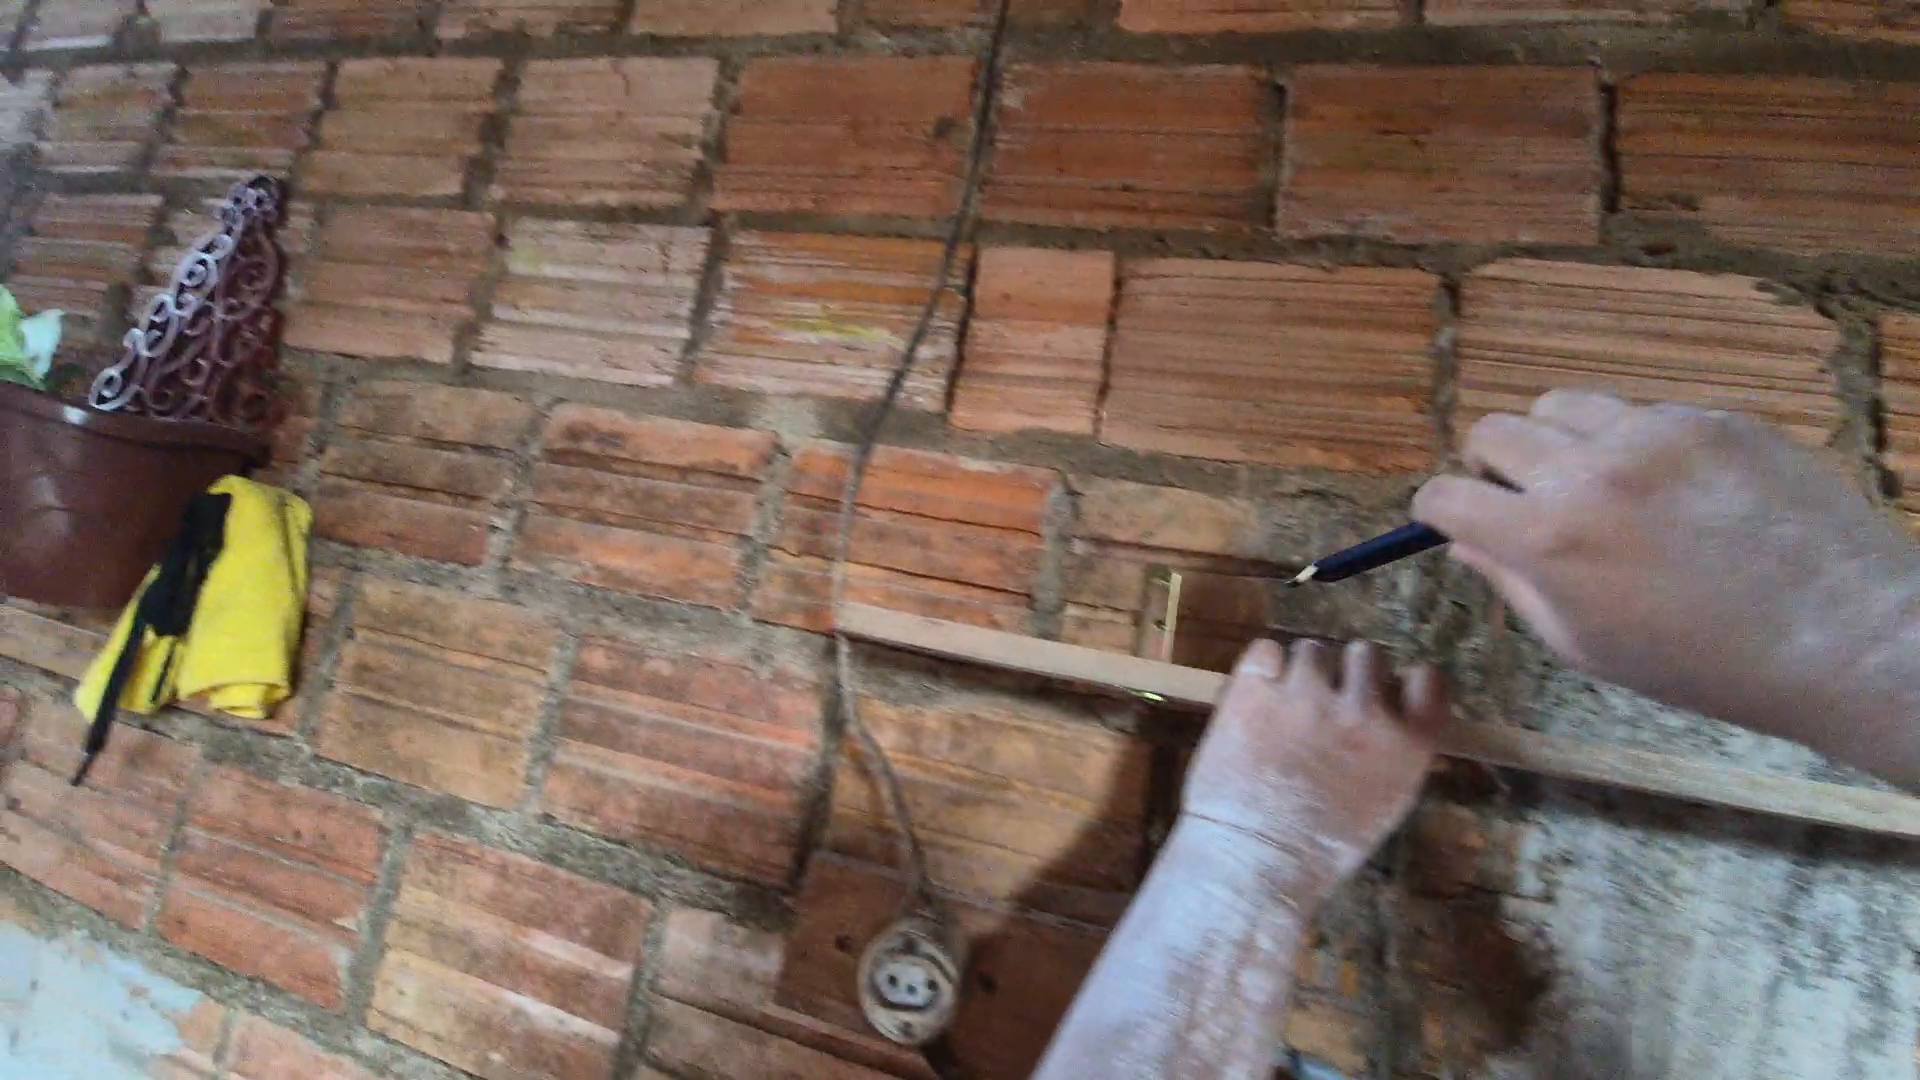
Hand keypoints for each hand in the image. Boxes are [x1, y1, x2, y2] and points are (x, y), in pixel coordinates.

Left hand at [1182, 639, 1445, 904]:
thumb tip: (1386, 712)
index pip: (1428, 679)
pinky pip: (1265, 650)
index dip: (1401, 680)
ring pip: (1311, 649)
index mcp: (1407, 742)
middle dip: (1346, 672)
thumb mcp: (1384, 800)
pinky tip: (1255, 693)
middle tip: (1323, 700)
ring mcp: (1306, 694)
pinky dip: (1260, 667)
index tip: (1383, 692)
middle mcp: (1362, 709)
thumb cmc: (1320, 843)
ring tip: (1283, 705)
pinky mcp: (1255, 687)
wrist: (1254, 852)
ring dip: (1300, 671)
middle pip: (1366, 653)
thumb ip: (1391, 749)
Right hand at [1414, 391, 1919, 755]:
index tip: (1455, 522)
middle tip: (1522, 499)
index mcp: (1543, 536)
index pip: (1442, 494)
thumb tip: (1464, 541)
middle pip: (1490, 432)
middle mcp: (1586, 473)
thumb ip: (1506, 581)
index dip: (1436, 510)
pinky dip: (1622, 440)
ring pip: (1554, 405)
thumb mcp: (1575, 640)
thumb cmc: (1695, 661)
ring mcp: (1654, 437)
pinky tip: (1662, 483)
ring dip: (1550, 441)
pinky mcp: (1714, 421)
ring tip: (1588, 479)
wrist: (1853, 642)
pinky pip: (1634, 411)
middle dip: (1489, 468)